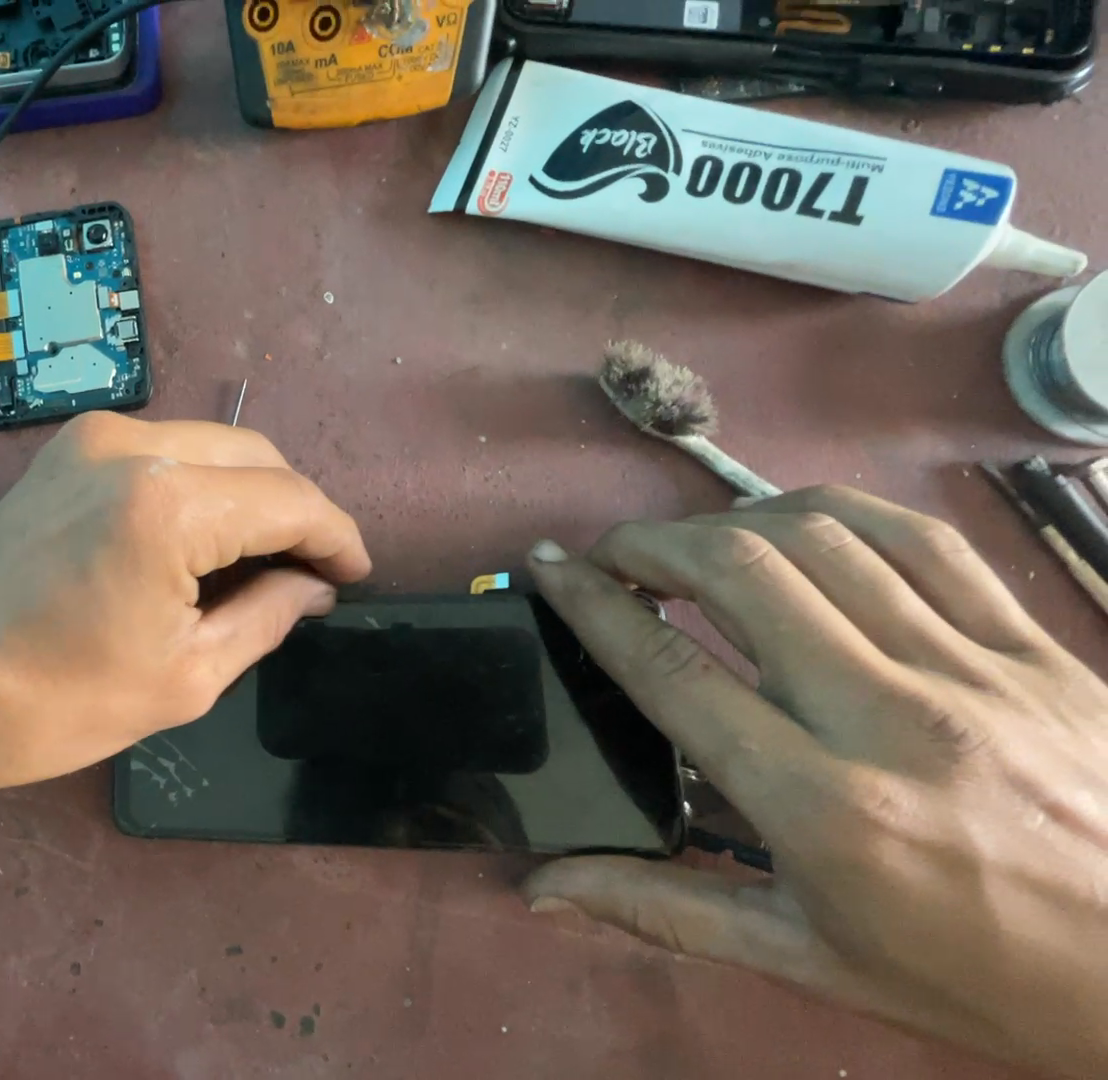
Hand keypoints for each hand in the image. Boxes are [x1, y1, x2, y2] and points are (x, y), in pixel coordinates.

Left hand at [0, 412, 370, 800]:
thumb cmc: (55, 704)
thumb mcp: (186, 676)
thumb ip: (267, 615)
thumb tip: (313, 585)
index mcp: (167, 504)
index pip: (289, 499)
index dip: (335, 537)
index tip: (356, 574)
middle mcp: (131, 445)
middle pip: (255, 458)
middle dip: (296, 512)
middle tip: (313, 573)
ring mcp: (91, 439)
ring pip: (211, 448)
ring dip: (249, 495)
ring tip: (264, 560)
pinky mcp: (64, 451)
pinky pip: (162, 453)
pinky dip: (200, 486)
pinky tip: (205, 538)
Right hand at [523, 486, 1107, 1077]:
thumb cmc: (986, 978)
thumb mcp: (809, 958)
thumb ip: (661, 911)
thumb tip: (538, 891)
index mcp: (822, 806)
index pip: (672, 669)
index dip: (593, 605)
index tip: (546, 568)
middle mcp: (888, 718)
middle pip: (740, 573)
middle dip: (649, 544)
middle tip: (608, 555)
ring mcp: (975, 671)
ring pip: (821, 539)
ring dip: (724, 521)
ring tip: (682, 542)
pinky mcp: (1038, 648)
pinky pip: (920, 540)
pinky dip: (829, 512)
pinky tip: (787, 522)